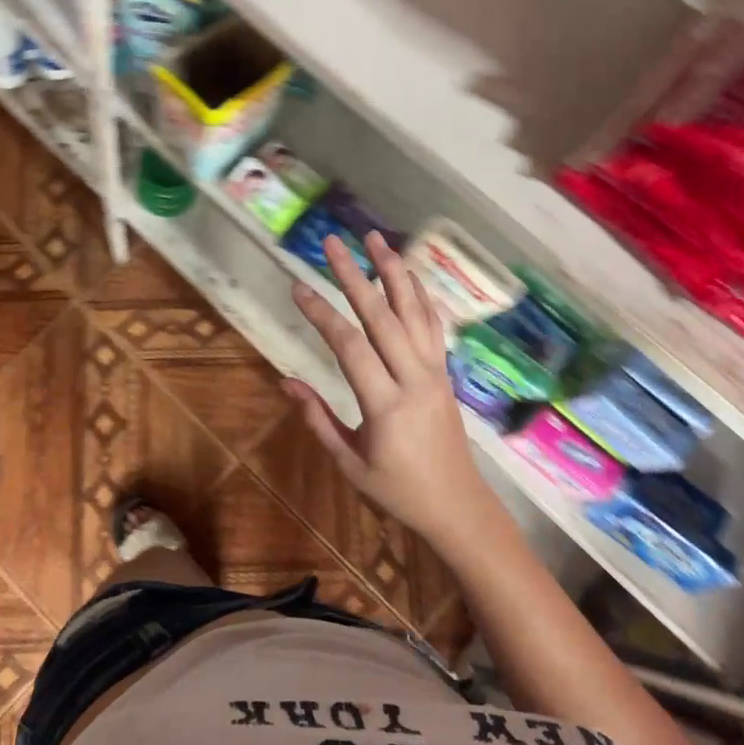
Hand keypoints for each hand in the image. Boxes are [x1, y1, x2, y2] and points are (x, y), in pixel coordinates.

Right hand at [285, 231, 490, 541]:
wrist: (458, 505)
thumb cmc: (398, 490)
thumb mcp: (350, 463)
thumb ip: (318, 418)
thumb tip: (285, 380)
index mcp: (386, 404)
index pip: (349, 346)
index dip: (321, 314)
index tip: (297, 287)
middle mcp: (415, 379)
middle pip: (382, 316)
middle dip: (354, 275)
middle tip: (332, 243)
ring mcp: (435, 372)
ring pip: (413, 312)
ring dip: (394, 272)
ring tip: (376, 239)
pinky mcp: (445, 373)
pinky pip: (433, 326)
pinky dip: (420, 296)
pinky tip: (408, 275)